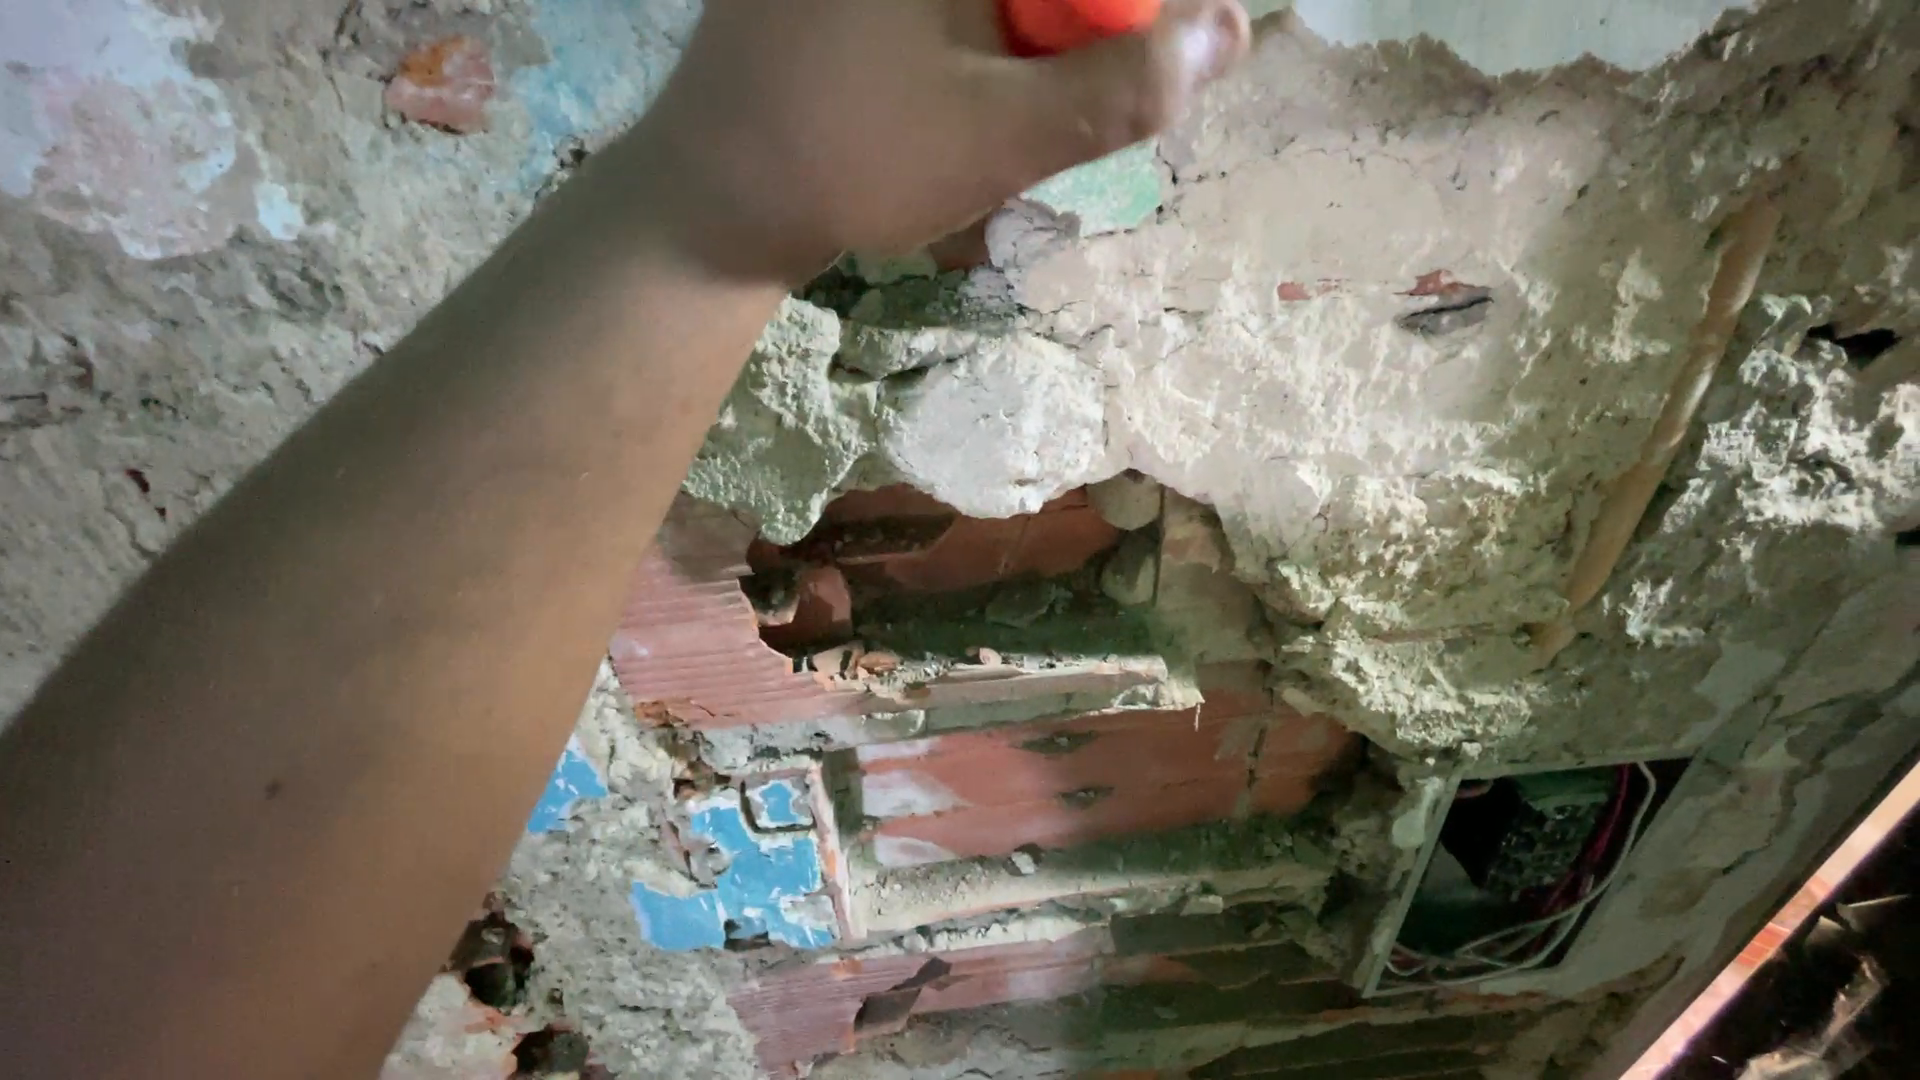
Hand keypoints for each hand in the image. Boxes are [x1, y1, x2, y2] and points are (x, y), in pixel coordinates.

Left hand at [620, 0, 1250, 283]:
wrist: (719, 194)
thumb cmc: (853, 161)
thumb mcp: (998, 138)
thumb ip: (1115, 89)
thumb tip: (1227, 33)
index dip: (1126, 17)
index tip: (1150, 58)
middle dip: (1072, 34)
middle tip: (1062, 98)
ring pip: (1001, 11)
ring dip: (1026, 46)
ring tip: (973, 121)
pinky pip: (955, 18)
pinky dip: (984, 43)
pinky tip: (954, 100)